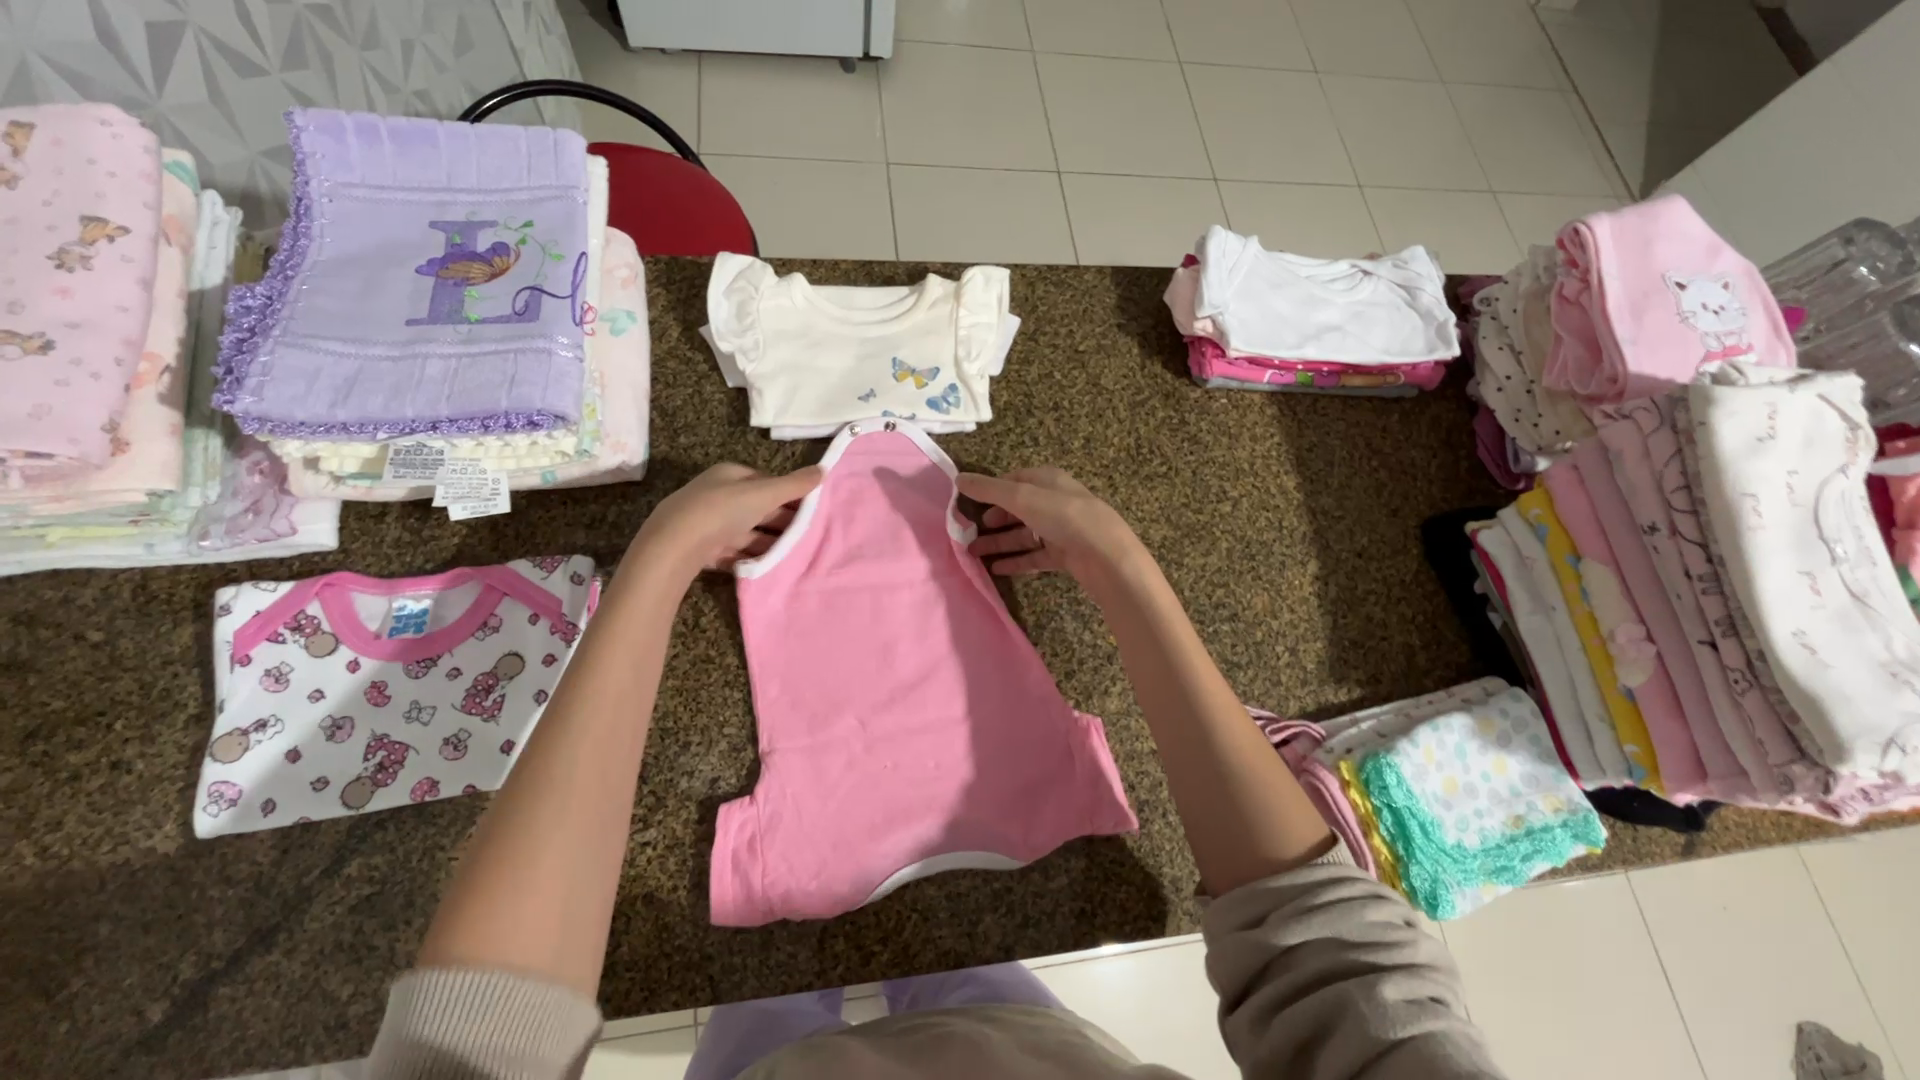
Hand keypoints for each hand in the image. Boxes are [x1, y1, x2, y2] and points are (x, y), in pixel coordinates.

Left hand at [632, 463, 822, 577]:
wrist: (675, 546)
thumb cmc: (721, 510)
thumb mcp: (763, 493)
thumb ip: (794, 485)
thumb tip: (823, 469)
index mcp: (729, 475)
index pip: (766, 482)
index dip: (788, 495)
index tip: (810, 512)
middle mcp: (717, 496)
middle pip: (757, 509)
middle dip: (781, 523)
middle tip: (807, 538)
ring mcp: (708, 524)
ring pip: (747, 533)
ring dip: (768, 544)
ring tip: (794, 557)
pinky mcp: (703, 550)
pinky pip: (734, 553)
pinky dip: (750, 559)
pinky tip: (768, 568)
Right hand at [957, 467, 1147, 586]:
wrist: (1106, 556)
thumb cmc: (1064, 517)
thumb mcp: (1022, 497)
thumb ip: (989, 489)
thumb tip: (958, 478)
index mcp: (1049, 480)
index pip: (1015, 479)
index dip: (992, 489)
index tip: (969, 502)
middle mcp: (1055, 502)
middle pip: (1018, 508)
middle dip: (993, 519)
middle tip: (968, 531)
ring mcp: (1061, 530)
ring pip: (1024, 534)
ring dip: (999, 542)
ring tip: (972, 552)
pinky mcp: (1064, 555)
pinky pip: (1034, 556)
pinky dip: (1016, 560)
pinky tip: (995, 569)